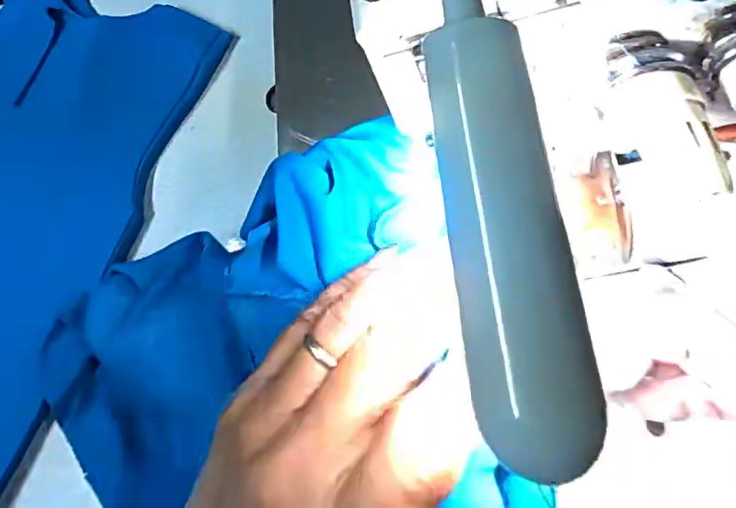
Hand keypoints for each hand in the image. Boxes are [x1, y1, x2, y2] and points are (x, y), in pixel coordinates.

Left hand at [188, 251, 477, 507]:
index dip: (461, 383)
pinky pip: (301, 324)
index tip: (493, 340)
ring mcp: (265, 417)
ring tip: (433, 255)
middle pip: (380, 359)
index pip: (416, 437)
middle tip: (472, 276)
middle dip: (433, 309)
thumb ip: (423, 480)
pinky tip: (380, 266)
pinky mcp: (242, 394)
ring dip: (393, 283)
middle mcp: (306, 458)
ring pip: (339, 326)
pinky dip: (344, 289)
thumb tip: (470, 408)